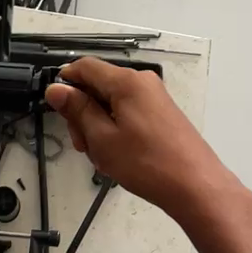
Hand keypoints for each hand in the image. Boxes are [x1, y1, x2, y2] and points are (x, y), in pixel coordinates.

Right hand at [43, 57, 236, 219]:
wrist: (195, 186)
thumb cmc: (146, 163)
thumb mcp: (103, 139)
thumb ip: (77, 110)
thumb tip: (56, 88)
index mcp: (126, 81)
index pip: (85, 66)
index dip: (66, 83)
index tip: (57, 110)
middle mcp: (141, 81)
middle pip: (98, 85)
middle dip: (83, 112)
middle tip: (84, 147)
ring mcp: (154, 96)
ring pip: (112, 101)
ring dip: (99, 125)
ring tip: (104, 157)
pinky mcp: (161, 112)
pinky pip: (128, 110)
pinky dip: (116, 128)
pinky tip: (119, 155)